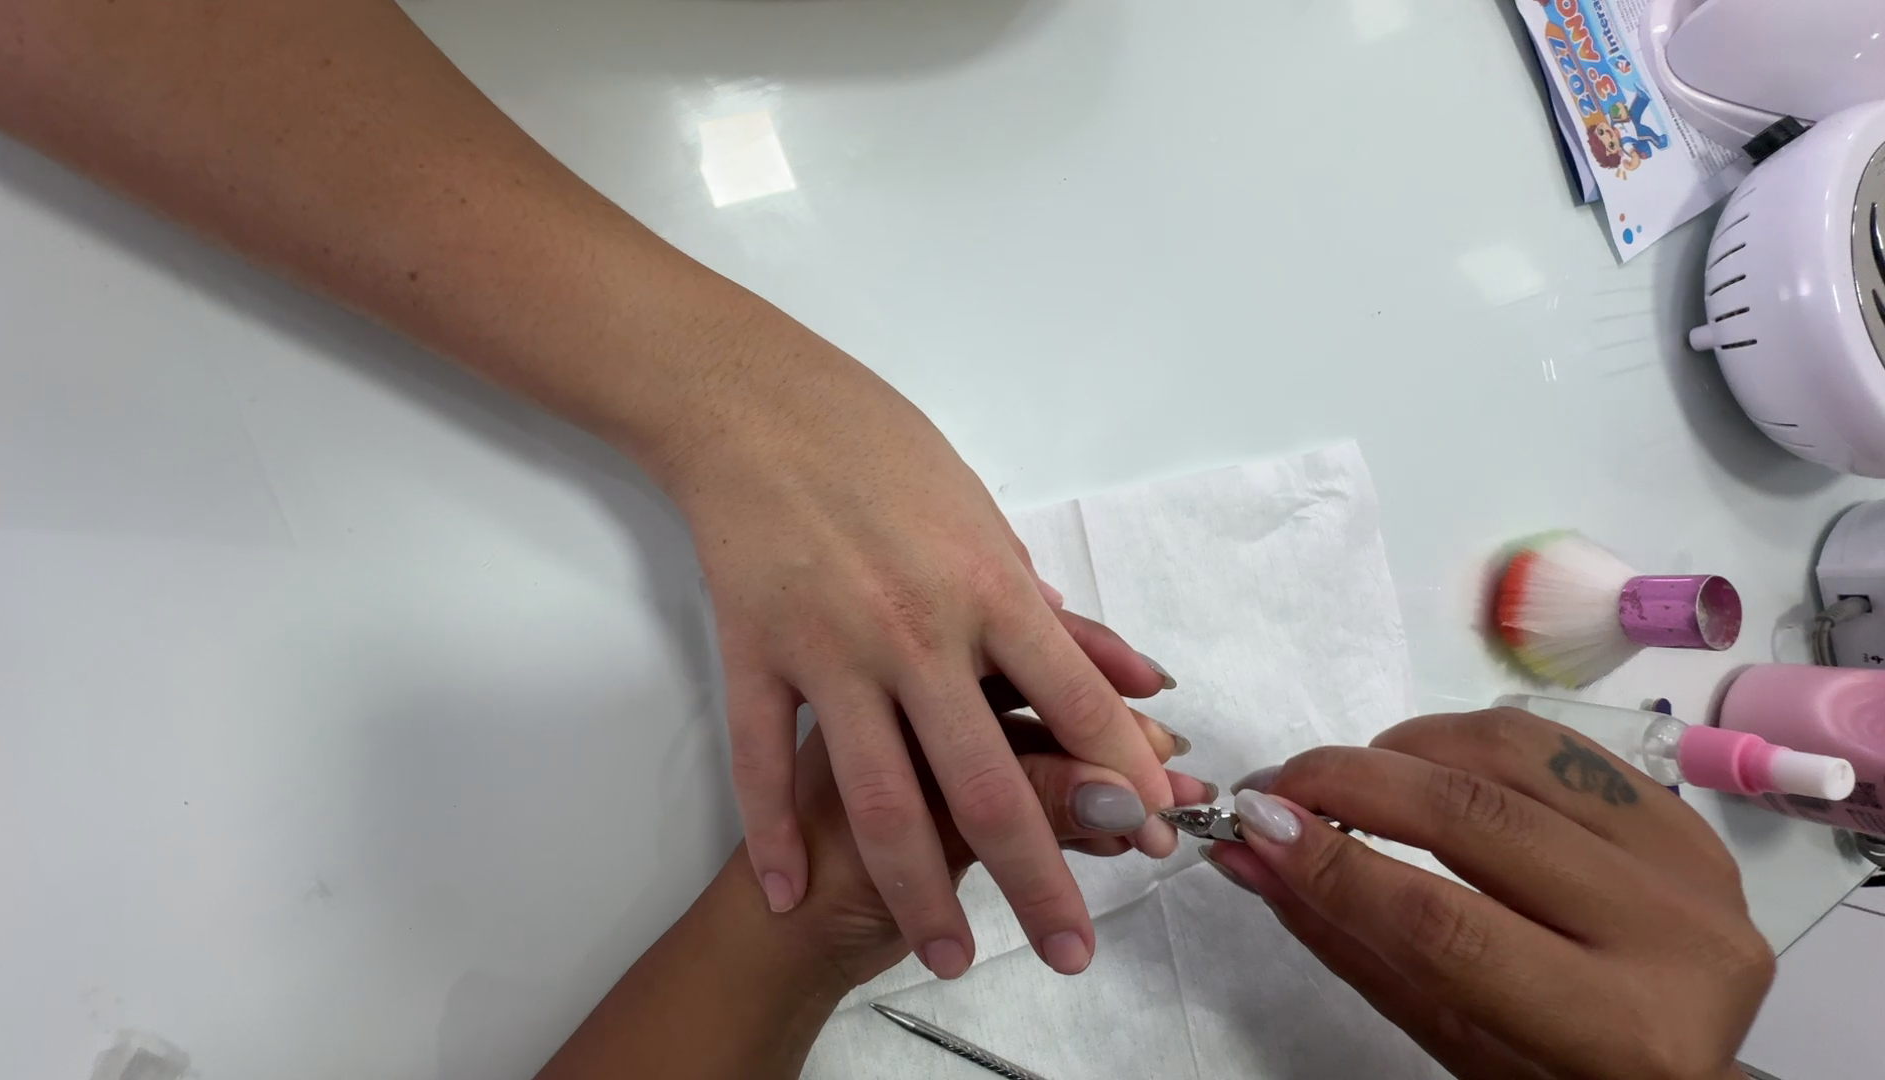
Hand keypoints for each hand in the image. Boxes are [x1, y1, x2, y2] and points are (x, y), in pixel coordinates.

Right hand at [655, 314, 1175, 978]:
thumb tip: (1123, 668)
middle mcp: (917, 631)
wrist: (757, 406)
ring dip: (919, 892)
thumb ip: (1044, 605)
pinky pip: (763, 762)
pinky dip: (772, 835)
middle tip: (1073, 949)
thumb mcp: (981, 511)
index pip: (1074, 704)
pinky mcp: (753, 655)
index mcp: (985, 586)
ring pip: (880, 799)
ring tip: (952, 956)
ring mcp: (829, 650)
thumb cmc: (878, 445)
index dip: (1123, 775)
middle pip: (989, 780)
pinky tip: (789, 892)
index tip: (1150, 830)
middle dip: (1040, 878)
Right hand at [1207, 708, 1773, 1079]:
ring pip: (1500, 751)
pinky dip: (1446, 735)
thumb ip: (1333, 928)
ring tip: (1350, 782)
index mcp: (1616, 1031)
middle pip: (1469, 816)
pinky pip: (1533, 736)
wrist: (1670, 1044)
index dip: (1330, 862)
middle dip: (1344, 782)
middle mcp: (1672, 935)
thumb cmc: (1537, 1058)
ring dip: (1393, 751)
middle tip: (1275, 785)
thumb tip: (1240, 849)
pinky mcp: (1670, 808)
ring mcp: (1683, 859)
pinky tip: (1418, 768)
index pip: (1439, 923)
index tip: (1249, 819)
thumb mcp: (1431, 1022)